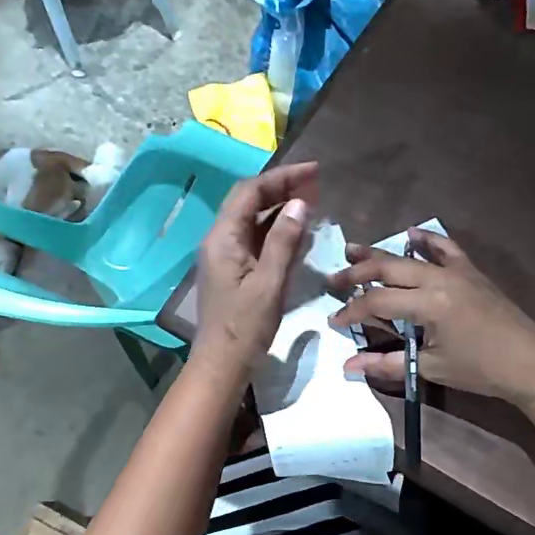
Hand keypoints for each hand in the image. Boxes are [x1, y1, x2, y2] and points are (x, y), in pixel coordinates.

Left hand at [190, 162, 318, 377]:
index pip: (249, 192)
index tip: (313, 171)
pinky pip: (253, 239)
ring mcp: (224, 255)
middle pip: (248, 202)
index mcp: (222, 239)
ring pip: (251, 220)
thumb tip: (299, 203)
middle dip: (281, 188)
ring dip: (279, 207)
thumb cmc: (245, 326)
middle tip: (316, 183)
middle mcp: (219, 240)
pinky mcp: (232, 269)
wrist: (222, 363)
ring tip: (312, 200)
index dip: (281, 177)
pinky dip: (275, 230)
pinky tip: (298, 230)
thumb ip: (283, 241)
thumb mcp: (269, 283)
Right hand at [325, 229, 534, 406]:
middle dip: (356, 274)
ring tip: (353, 249)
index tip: (334, 321)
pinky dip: (426, 240)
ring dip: (379, 254)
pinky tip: (410, 234)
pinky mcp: (471, 272)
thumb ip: (387, 364)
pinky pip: (445, 248)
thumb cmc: (482, 370)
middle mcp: (439, 280)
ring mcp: (457, 272)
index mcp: (429, 304)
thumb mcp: (432, 368)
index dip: (351, 311)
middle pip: (387, 270)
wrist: (534, 363)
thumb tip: (347, 368)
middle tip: (332, 279)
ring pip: (409, 257)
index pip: (377, 301)